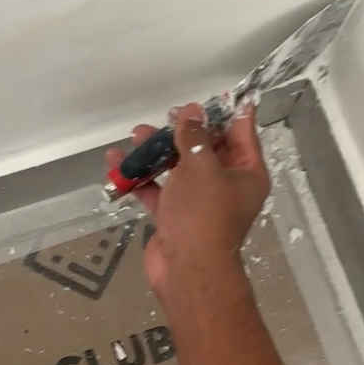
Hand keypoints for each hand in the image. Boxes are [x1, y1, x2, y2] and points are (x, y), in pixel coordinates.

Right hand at [106, 103, 270, 305]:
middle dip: (183, 130)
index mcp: (246, 173)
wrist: (187, 271)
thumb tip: (192, 111)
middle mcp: (226, 185)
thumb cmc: (203, 215)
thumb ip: (194, 137)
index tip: (214, 94)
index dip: (227, 112)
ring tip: (136, 134)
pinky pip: (158, 189)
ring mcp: (199, 202)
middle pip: (206, 148)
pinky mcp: (175, 216)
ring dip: (157, 151)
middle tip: (167, 115)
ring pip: (179, 167)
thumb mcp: (201, 167)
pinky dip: (140, 177)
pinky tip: (117, 163)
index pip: (242, 132)